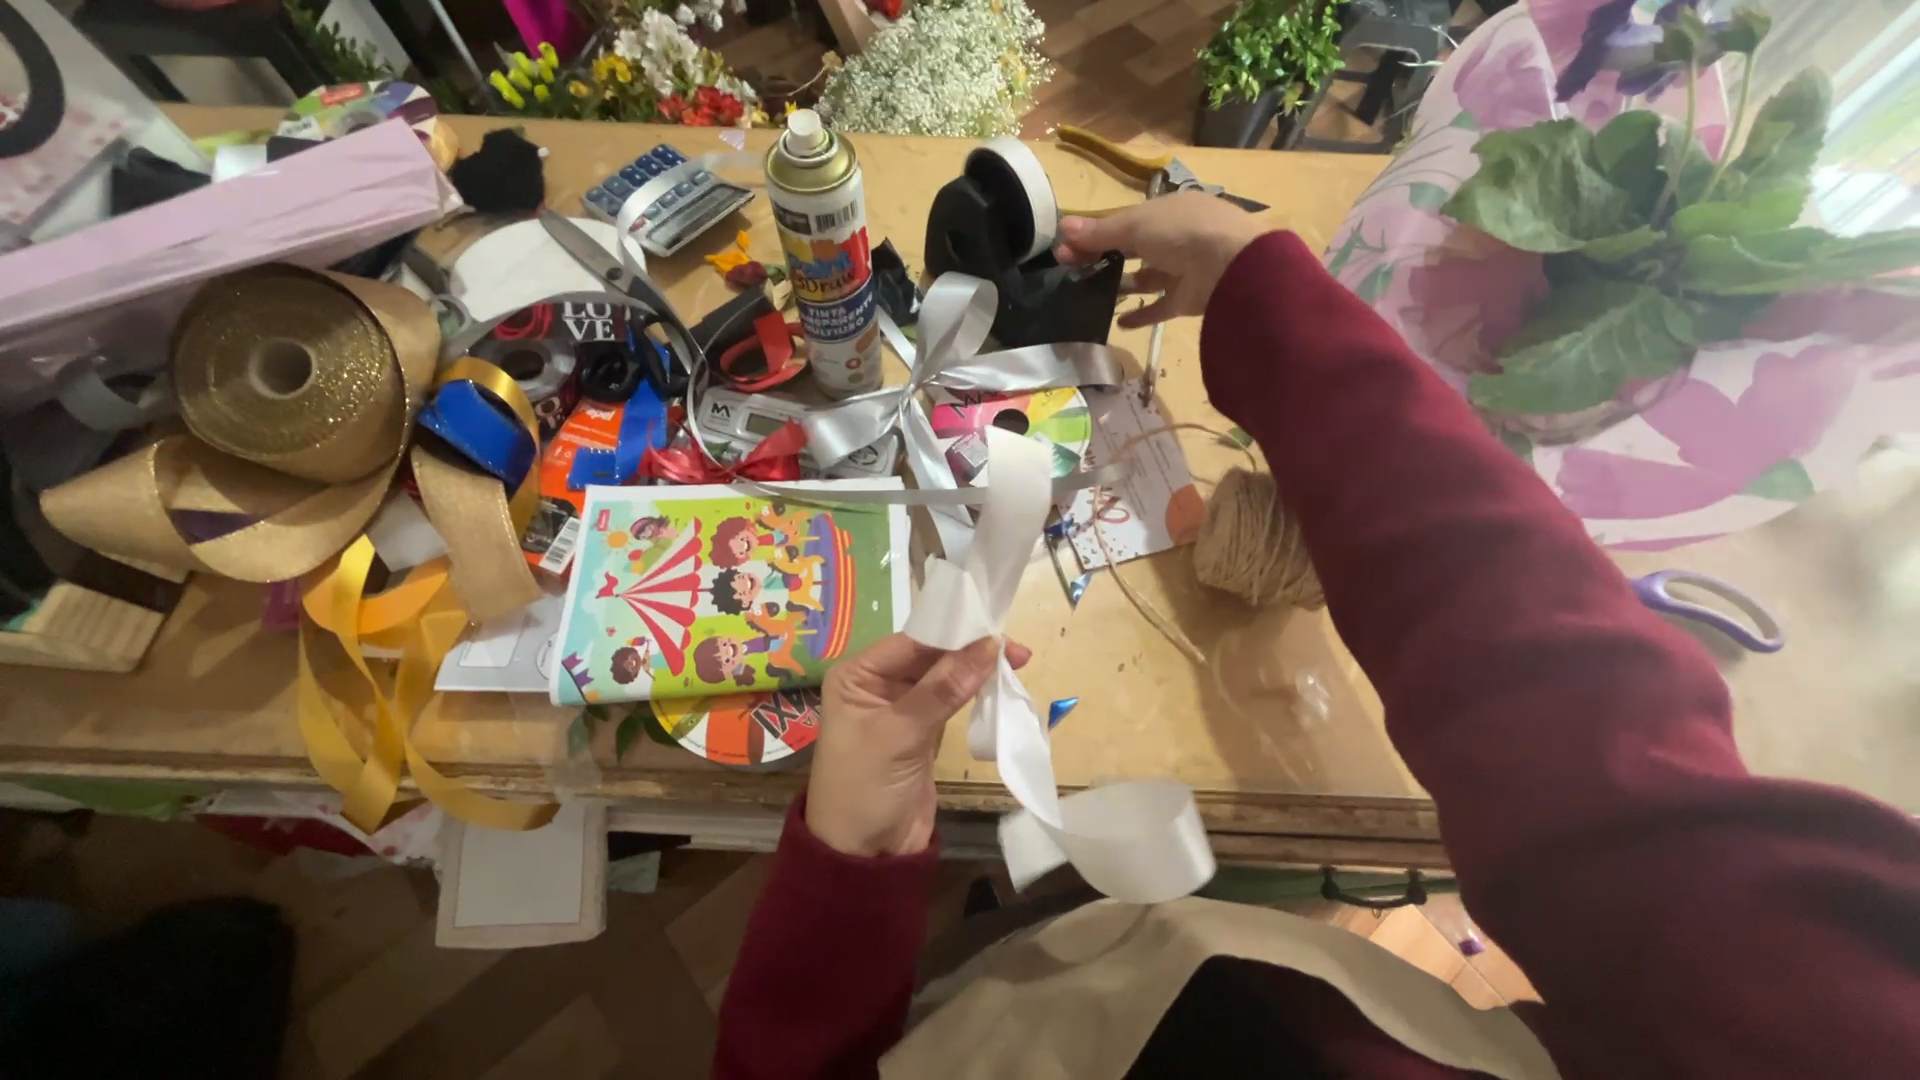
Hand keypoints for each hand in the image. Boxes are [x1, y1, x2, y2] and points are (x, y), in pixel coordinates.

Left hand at [808, 634, 1031, 856]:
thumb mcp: (900, 733)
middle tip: (1017, 648)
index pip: (911, 641)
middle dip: (971, 650)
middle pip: (931, 655)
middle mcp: (878, 684)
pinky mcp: (924, 730)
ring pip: (946, 676)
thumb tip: (991, 645)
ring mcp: (902, 707)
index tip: (996, 628)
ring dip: (978, 670)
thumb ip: (944, 689)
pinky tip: (1000, 684)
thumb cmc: (865, 787)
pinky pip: (953, 700)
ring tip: (1018, 660)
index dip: (954, 632)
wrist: (864, 855)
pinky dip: (976, 693)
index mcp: (858, 675)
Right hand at [1054, 191, 1272, 328]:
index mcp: (1167, 211)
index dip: (1094, 233)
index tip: (1064, 249)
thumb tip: (1062, 228)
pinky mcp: (1188, 299)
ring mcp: (1184, 269)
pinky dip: (1140, 314)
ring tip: (1089, 294)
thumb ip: (1099, 232)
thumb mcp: (1135, 225)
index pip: (1124, 221)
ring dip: (1120, 284)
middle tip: (1069, 270)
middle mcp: (1177, 237)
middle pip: (1132, 248)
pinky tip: (1117, 322)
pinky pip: (1159, 307)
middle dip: (1102, 257)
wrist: (1231, 266)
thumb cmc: (1181, 233)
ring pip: (1145, 277)